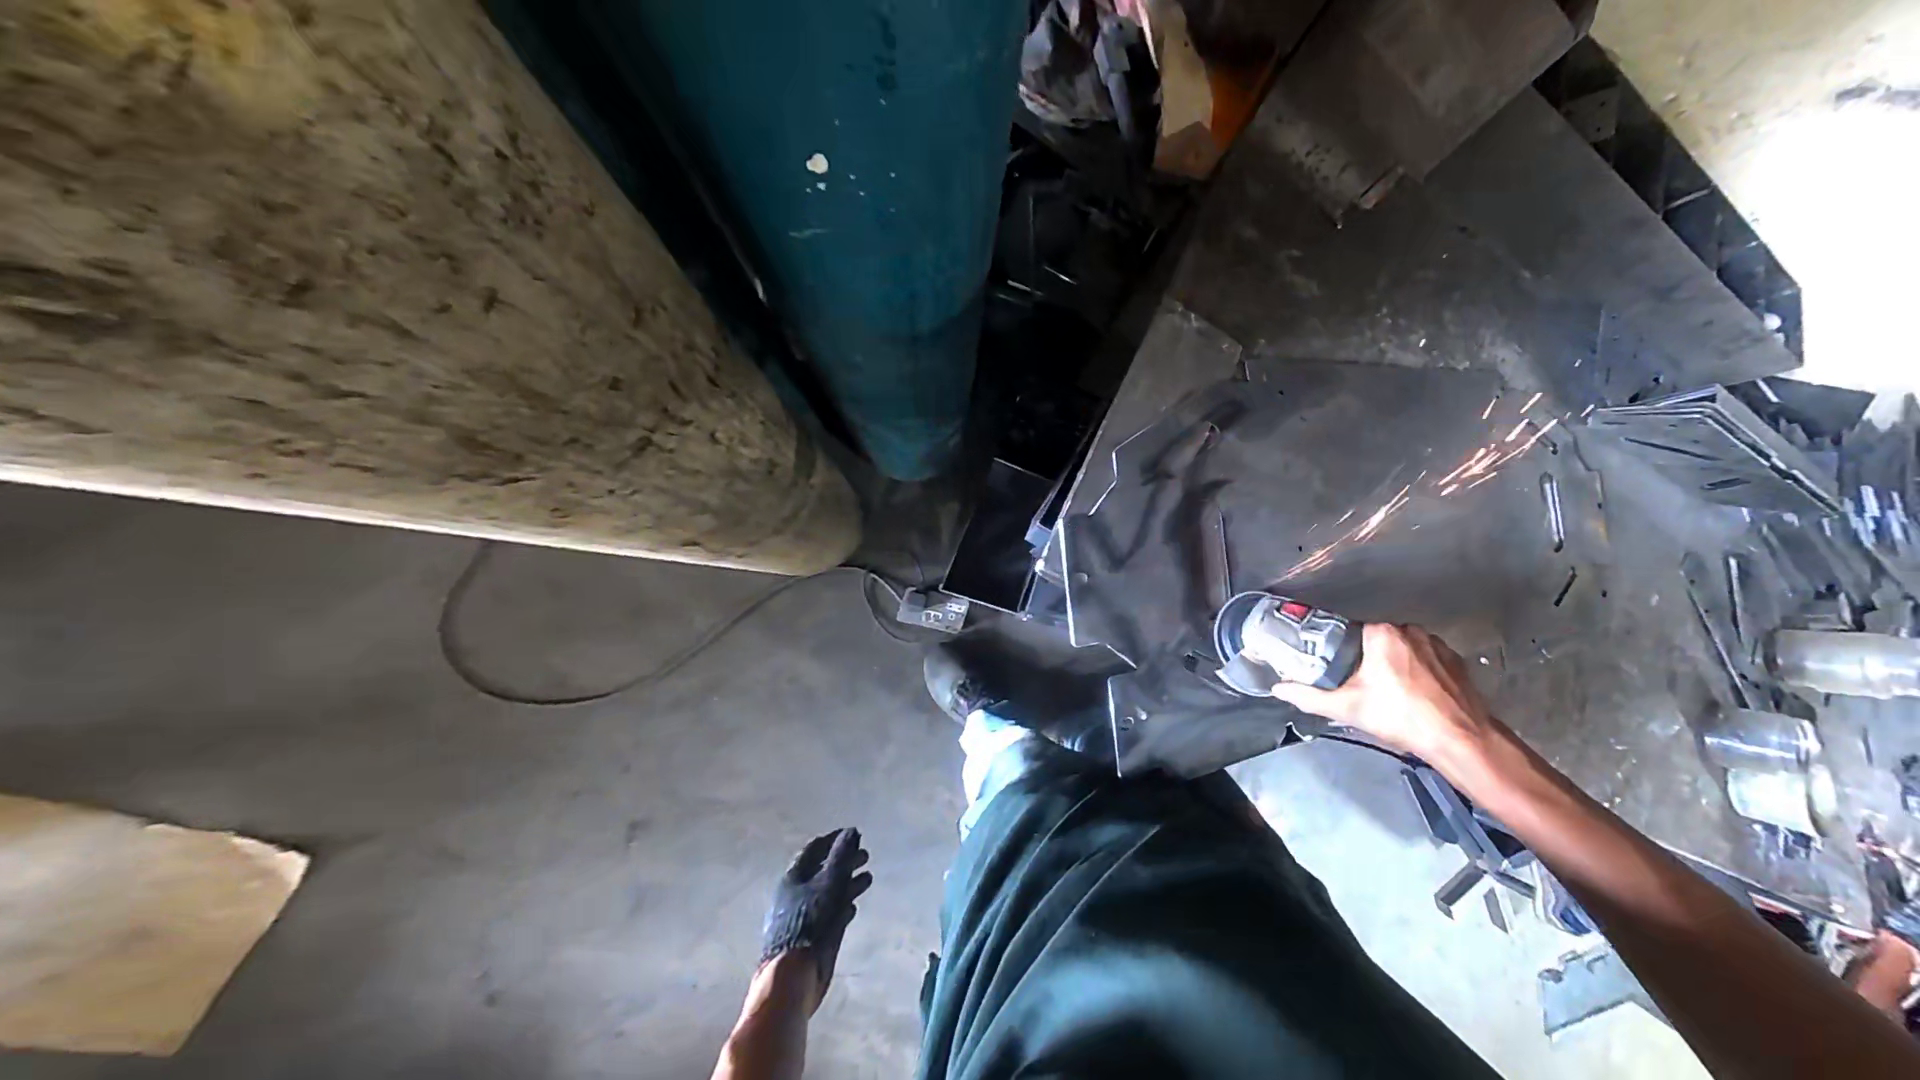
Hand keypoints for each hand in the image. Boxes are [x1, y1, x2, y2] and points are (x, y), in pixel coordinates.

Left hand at [759, 828, 871, 1008]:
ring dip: (848, 882)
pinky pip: (829, 912)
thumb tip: (851, 831)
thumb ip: (841, 857)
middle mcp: (797, 893)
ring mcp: (804, 915)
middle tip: (865, 856)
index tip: (854, 835)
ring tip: (868, 878)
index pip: (815, 848)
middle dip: (845, 860)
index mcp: (794, 877)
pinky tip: (853, 906)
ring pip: (828, 891)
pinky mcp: (812, 934)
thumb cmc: (809, 923)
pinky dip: (843, 904)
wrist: (794, 975)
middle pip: (823, 869)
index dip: (834, 839)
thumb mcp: (828, 884)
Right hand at [1268, 623, 1500, 763]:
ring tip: (1388, 694)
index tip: (1337, 669)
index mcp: (1381, 634)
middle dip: (1367, 661)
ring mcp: (1437, 645)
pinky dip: (1418, 674)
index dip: (1340, 652)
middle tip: (1360, 686)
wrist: (1461, 740)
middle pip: (1376, 641)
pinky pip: (1427, 660)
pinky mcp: (1457, 661)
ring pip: (1402, 650)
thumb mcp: (1346, 708)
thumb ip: (1308, 696)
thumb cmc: (1402, 718)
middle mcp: (1410, 631)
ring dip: (1394, 666)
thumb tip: (1279, 688)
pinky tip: (1414, 696)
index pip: (1349, 633)